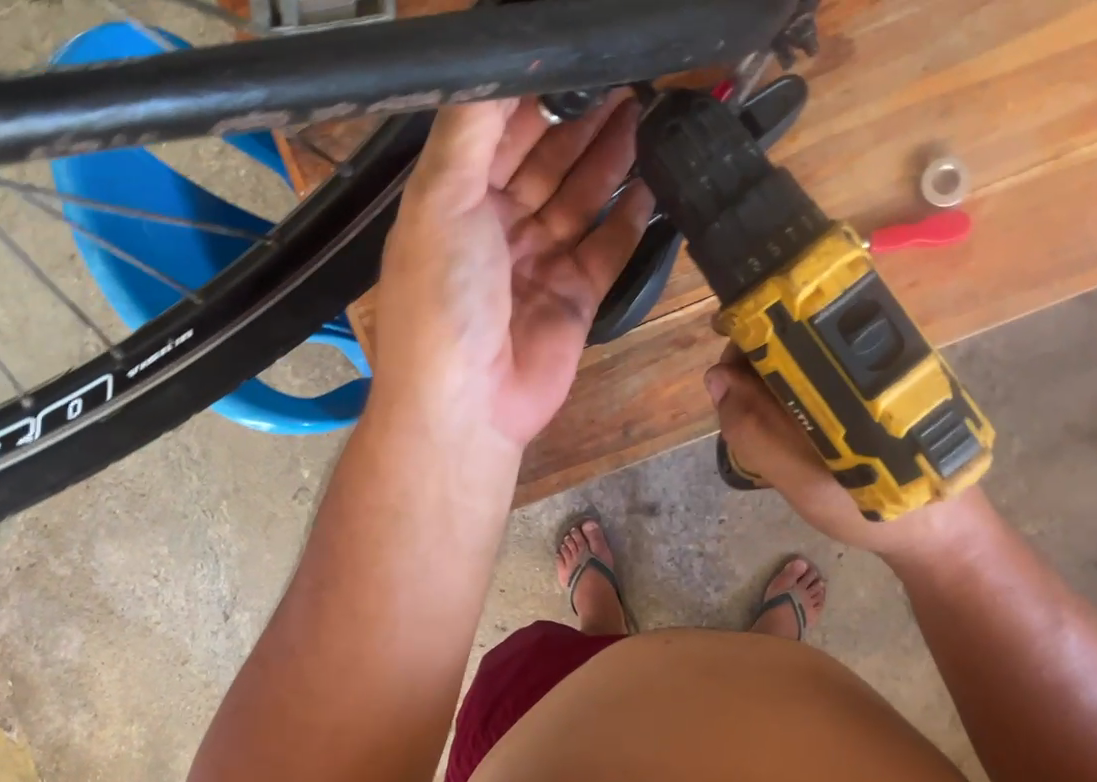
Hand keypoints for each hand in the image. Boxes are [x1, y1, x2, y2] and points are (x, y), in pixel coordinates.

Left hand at [371, 93, 654, 446]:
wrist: (466, 404)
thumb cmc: (440, 300)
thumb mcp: (441, 199)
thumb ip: (472, 128)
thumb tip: (497, 65)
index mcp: (454, 202)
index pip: (499, 133)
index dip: (537, 97)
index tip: (577, 61)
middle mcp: (495, 228)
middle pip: (547, 161)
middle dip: (584, 121)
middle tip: (631, 79)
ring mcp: (537, 263)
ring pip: (582, 198)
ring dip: (613, 158)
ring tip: (652, 112)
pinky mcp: (574, 297)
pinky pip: (608, 246)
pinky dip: (631, 216)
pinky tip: (656, 180)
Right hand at [705, 350, 983, 558]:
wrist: (939, 531)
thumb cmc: (872, 509)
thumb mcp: (803, 480)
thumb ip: (756, 431)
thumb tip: (716, 377)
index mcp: (849, 368)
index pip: (784, 328)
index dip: (746, 346)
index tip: (724, 385)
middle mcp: (860, 360)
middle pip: (787, 344)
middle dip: (751, 376)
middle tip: (742, 423)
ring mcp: (866, 377)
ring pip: (796, 367)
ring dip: (767, 395)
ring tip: (764, 435)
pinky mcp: (870, 395)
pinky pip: (813, 387)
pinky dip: (788, 407)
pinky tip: (790, 436)